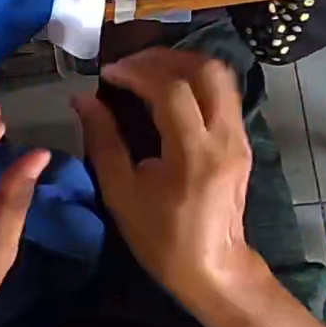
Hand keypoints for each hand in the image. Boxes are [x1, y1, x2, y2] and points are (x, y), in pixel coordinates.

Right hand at [72, 50, 273, 309]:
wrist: (213, 269)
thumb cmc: (162, 238)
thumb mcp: (121, 193)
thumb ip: (103, 140)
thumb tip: (83, 99)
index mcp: (194, 155)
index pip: (171, 91)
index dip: (137, 72)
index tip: (108, 74)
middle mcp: (225, 138)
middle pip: (206, 70)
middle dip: (163, 58)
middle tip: (129, 65)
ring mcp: (240, 136)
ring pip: (220, 75)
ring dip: (181, 63)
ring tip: (146, 70)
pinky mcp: (242, 139)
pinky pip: (223, 92)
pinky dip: (193, 79)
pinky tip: (167, 88)